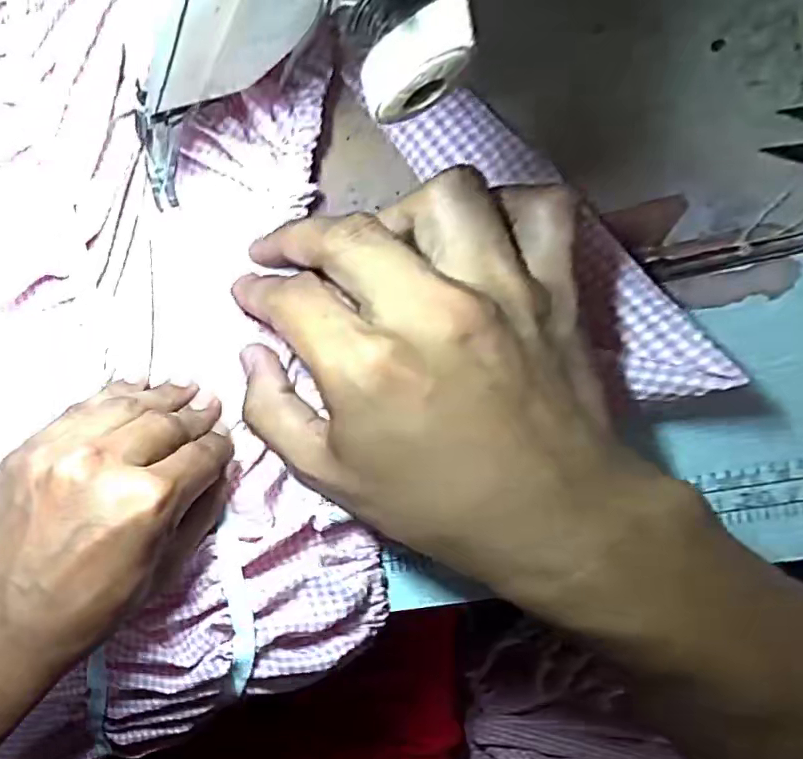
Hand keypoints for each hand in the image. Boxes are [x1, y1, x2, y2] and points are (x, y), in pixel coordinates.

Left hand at [0, 381, 232, 697]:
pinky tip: (132, 389)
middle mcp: (106, 462)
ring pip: (123, 404)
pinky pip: (80, 409)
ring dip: (158, 395)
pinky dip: (111, 395)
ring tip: (180, 387)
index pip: (200, 456)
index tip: (224, 442)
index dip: (220, 447)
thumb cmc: (94, 610)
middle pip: (164, 422)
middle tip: (209, 404)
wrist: (10, 621)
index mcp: (147, 502)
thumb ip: (199, 516)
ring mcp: (61, 449)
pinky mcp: (28, 448)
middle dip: (194, 415)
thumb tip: (219, 473)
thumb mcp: (163, 572)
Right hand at [231, 167, 710, 620]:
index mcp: (366, 366)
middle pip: (350, 235)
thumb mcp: (328, 477)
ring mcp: (501, 289)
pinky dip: (499, 208)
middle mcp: (429, 310)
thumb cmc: (428, 504)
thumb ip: (272, 412)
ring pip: (443, 196)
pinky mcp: (555, 287)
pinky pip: (537, 207)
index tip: (247, 290)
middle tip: (282, 252)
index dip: (257, 288)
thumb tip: (253, 355)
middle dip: (299, 237)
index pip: (294, 296)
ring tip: (381, 244)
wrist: (547, 518)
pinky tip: (470, 237)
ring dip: (395, 212)